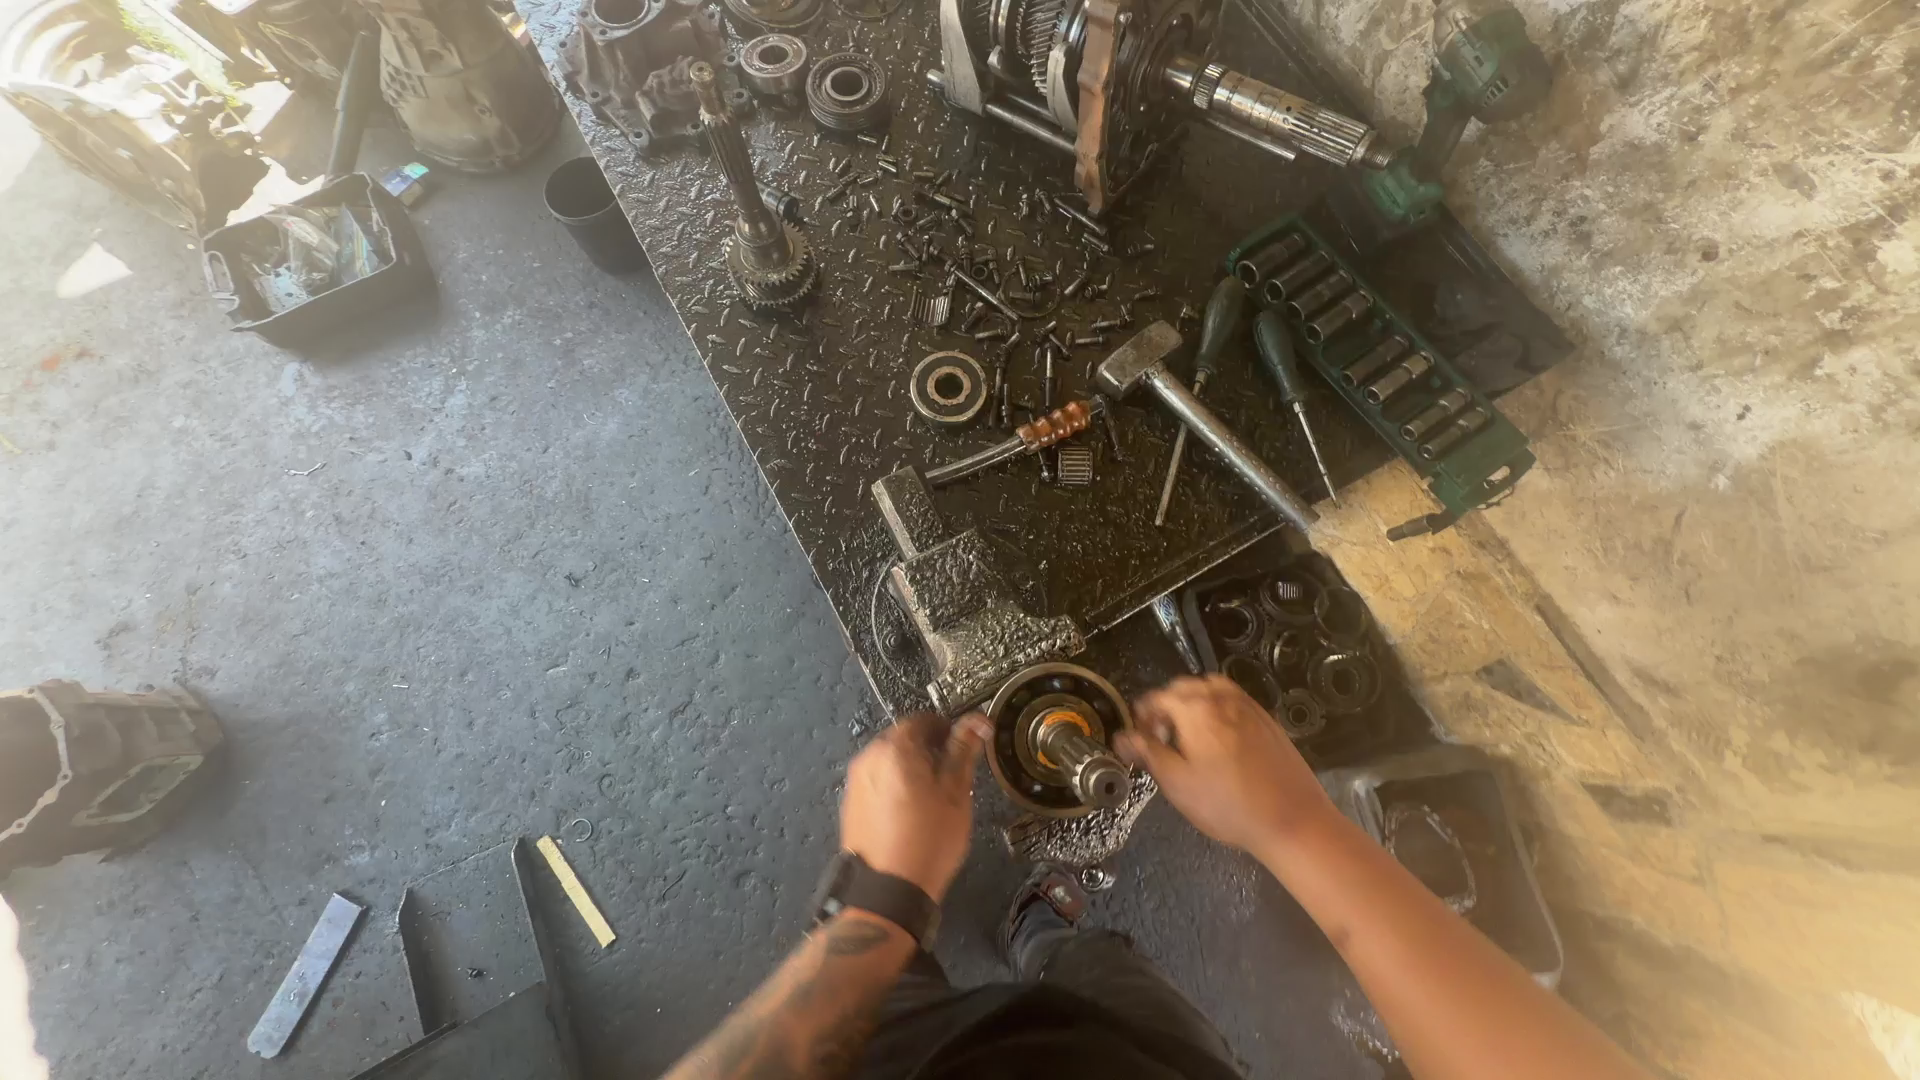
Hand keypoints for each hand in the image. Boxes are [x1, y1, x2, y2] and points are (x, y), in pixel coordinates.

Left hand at [840, 711, 990, 902]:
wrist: (888, 893)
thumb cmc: (929, 838)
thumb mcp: (956, 793)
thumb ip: (963, 750)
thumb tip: (977, 720)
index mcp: (895, 748)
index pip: (923, 720)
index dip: (946, 730)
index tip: (961, 749)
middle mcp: (868, 757)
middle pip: (902, 739)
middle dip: (927, 750)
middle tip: (950, 776)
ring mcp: (855, 782)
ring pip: (889, 762)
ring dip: (909, 768)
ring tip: (931, 799)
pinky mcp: (850, 804)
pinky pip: (876, 782)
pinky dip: (893, 787)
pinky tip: (908, 814)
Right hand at [1117, 675, 1336, 859]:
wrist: (1292, 821)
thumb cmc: (1227, 805)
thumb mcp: (1177, 783)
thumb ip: (1147, 753)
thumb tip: (1122, 736)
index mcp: (1195, 708)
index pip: (1156, 698)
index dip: (1142, 717)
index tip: (1140, 741)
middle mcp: (1222, 697)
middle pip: (1183, 688)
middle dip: (1166, 707)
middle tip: (1162, 740)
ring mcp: (1249, 706)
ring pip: (1210, 689)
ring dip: (1193, 704)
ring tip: (1190, 736)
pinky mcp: (1267, 720)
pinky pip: (1233, 701)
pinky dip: (1217, 710)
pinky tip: (1220, 741)